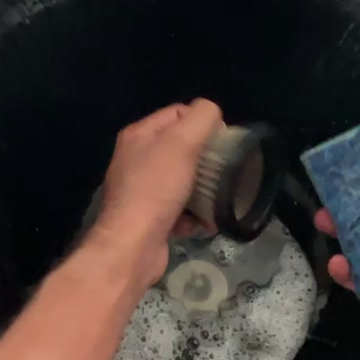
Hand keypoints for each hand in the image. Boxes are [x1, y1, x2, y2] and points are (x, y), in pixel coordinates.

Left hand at [88, 98, 222, 289]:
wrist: (133, 246)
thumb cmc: (156, 189)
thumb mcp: (182, 143)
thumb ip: (201, 119)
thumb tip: (213, 113)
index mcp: (139, 136)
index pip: (178, 114)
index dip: (203, 123)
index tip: (224, 142)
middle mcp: (137, 160)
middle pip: (182, 148)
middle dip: (207, 159)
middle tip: (226, 170)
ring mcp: (143, 191)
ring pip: (183, 181)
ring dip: (205, 190)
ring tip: (221, 198)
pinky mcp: (151, 218)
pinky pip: (180, 210)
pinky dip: (194, 216)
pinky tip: (206, 223)